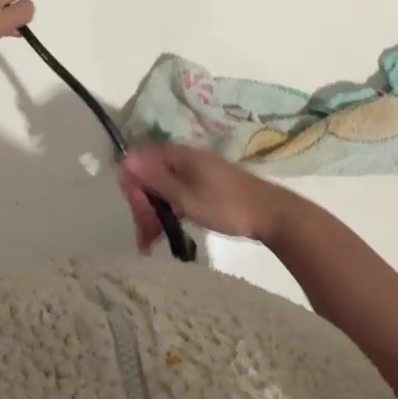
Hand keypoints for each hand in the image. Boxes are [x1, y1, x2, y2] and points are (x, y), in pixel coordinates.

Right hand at [120, 145, 298, 250]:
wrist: (272, 215)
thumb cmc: (227, 206)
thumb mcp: (187, 198)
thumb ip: (156, 180)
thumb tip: (125, 159)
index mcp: (178, 156)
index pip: (140, 161)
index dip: (133, 185)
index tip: (137, 212)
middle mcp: (184, 159)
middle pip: (150, 176)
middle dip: (143, 205)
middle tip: (144, 237)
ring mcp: (195, 172)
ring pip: (163, 188)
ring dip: (153, 212)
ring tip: (150, 242)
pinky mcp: (204, 186)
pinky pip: (176, 194)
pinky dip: (168, 211)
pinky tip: (167, 231)